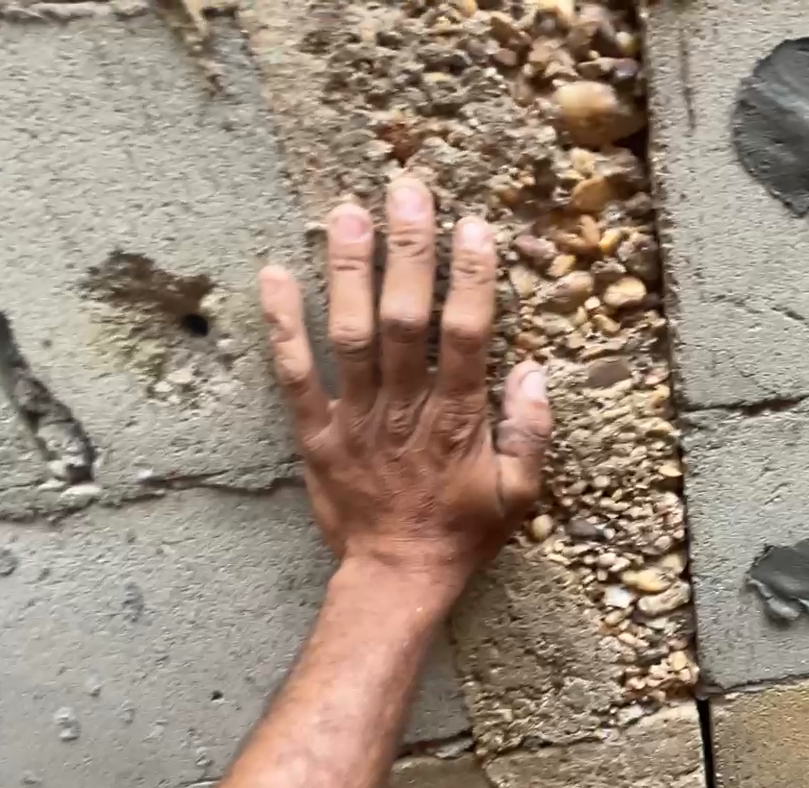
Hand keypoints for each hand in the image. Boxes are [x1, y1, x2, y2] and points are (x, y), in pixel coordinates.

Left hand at [258, 178, 551, 595]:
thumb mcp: (520, 495)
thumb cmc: (465, 533)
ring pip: (349, 335)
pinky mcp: (316, 434)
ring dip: (349, 272)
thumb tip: (534, 372)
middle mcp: (405, 410)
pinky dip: (282, 327)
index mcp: (458, 422)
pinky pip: (295, 376)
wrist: (399, 575)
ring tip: (349, 211)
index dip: (470, 282)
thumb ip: (530, 434)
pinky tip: (274, 275)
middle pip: (404, 320)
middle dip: (408, 253)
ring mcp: (355, 420)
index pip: (465, 338)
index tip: (473, 229)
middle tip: (407, 191)